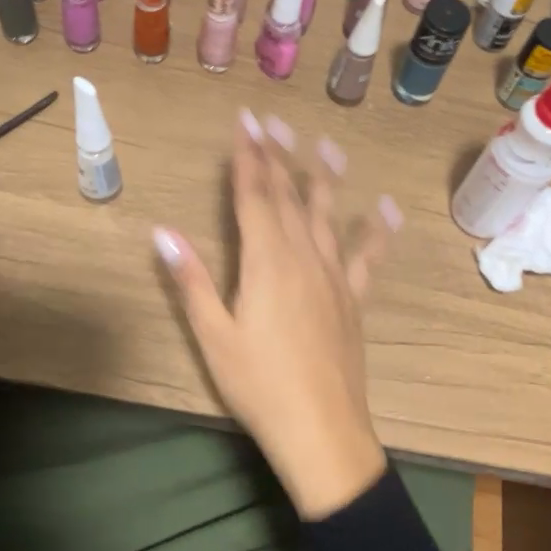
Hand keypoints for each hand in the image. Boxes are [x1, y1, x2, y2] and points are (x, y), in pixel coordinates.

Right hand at [153, 110, 403, 518]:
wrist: (320, 429)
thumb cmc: (259, 385)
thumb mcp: (214, 336)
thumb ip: (192, 281)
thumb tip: (163, 232)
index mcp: (266, 263)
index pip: (254, 197)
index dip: (247, 158)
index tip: (243, 123)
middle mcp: (304, 258)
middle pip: (289, 197)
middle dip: (277, 156)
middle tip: (269, 121)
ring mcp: (334, 277)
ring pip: (328, 216)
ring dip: (323, 178)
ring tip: (324, 144)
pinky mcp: (353, 300)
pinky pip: (368, 257)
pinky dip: (377, 231)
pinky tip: (386, 209)